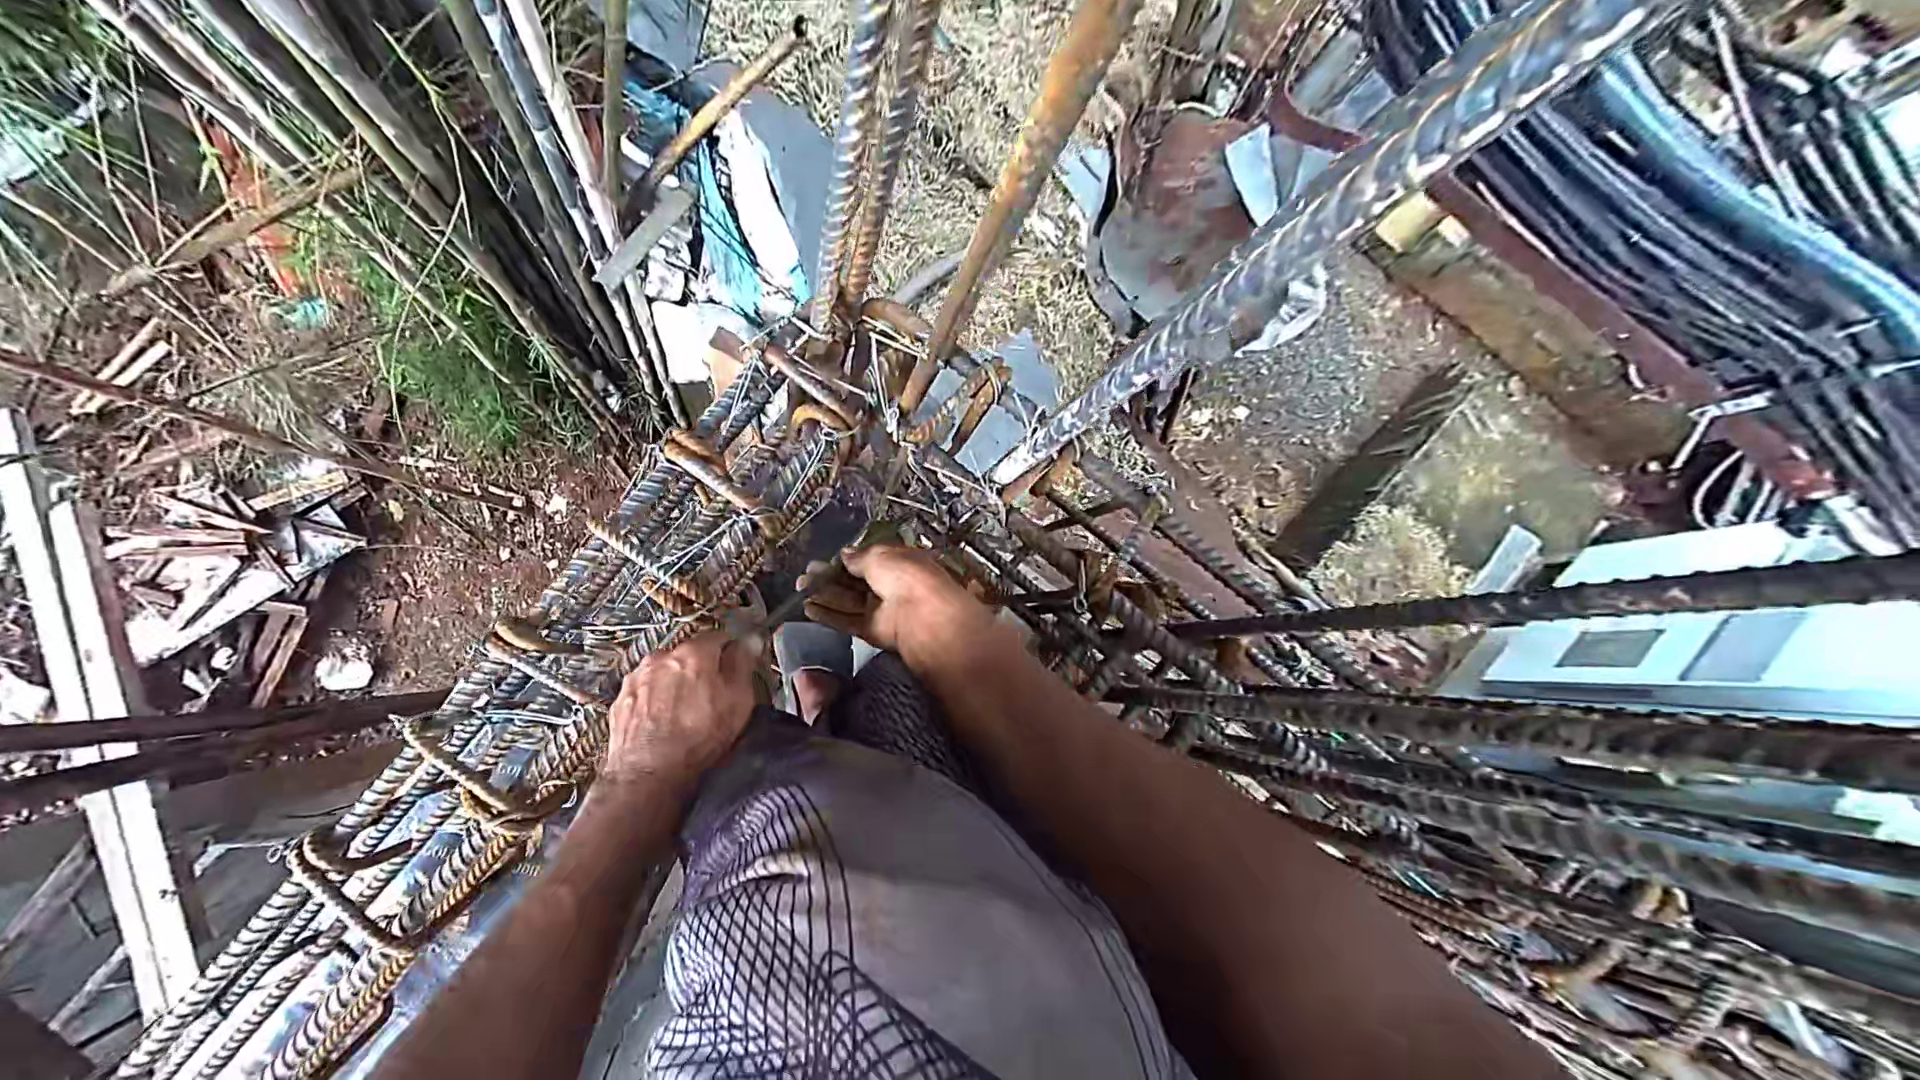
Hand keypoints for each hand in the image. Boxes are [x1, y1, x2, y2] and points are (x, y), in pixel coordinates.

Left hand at [601, 631, 756, 798]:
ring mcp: (638, 679)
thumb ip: (743, 663)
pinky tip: (665, 722)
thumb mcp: (739, 700)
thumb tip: (748, 642)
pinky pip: (646, 691)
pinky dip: (656, 700)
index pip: (719, 637)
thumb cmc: (697, 739)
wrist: (649, 775)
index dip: (731, 653)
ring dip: (676, 684)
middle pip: (690, 654)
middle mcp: (662, 658)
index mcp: (694, 652)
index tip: (736, 667)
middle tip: (713, 696)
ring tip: (686, 713)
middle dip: (702, 669)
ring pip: (666, 672)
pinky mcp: (622, 701)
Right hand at [801, 543, 1011, 675]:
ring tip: (801, 588)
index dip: (847, 559)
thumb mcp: (880, 555)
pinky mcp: (875, 631)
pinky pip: (848, 621)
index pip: (870, 560)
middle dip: (831, 577)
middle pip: (856, 582)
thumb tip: (845, 554)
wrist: (924, 616)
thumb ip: (859, 556)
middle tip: (807, 573)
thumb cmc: (909, 577)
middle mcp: (892, 586)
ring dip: (825, 594)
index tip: (826, 558)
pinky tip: (810, 608)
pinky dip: (829, 615)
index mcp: (900, 562)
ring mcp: (884, 610)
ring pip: (850, 601)